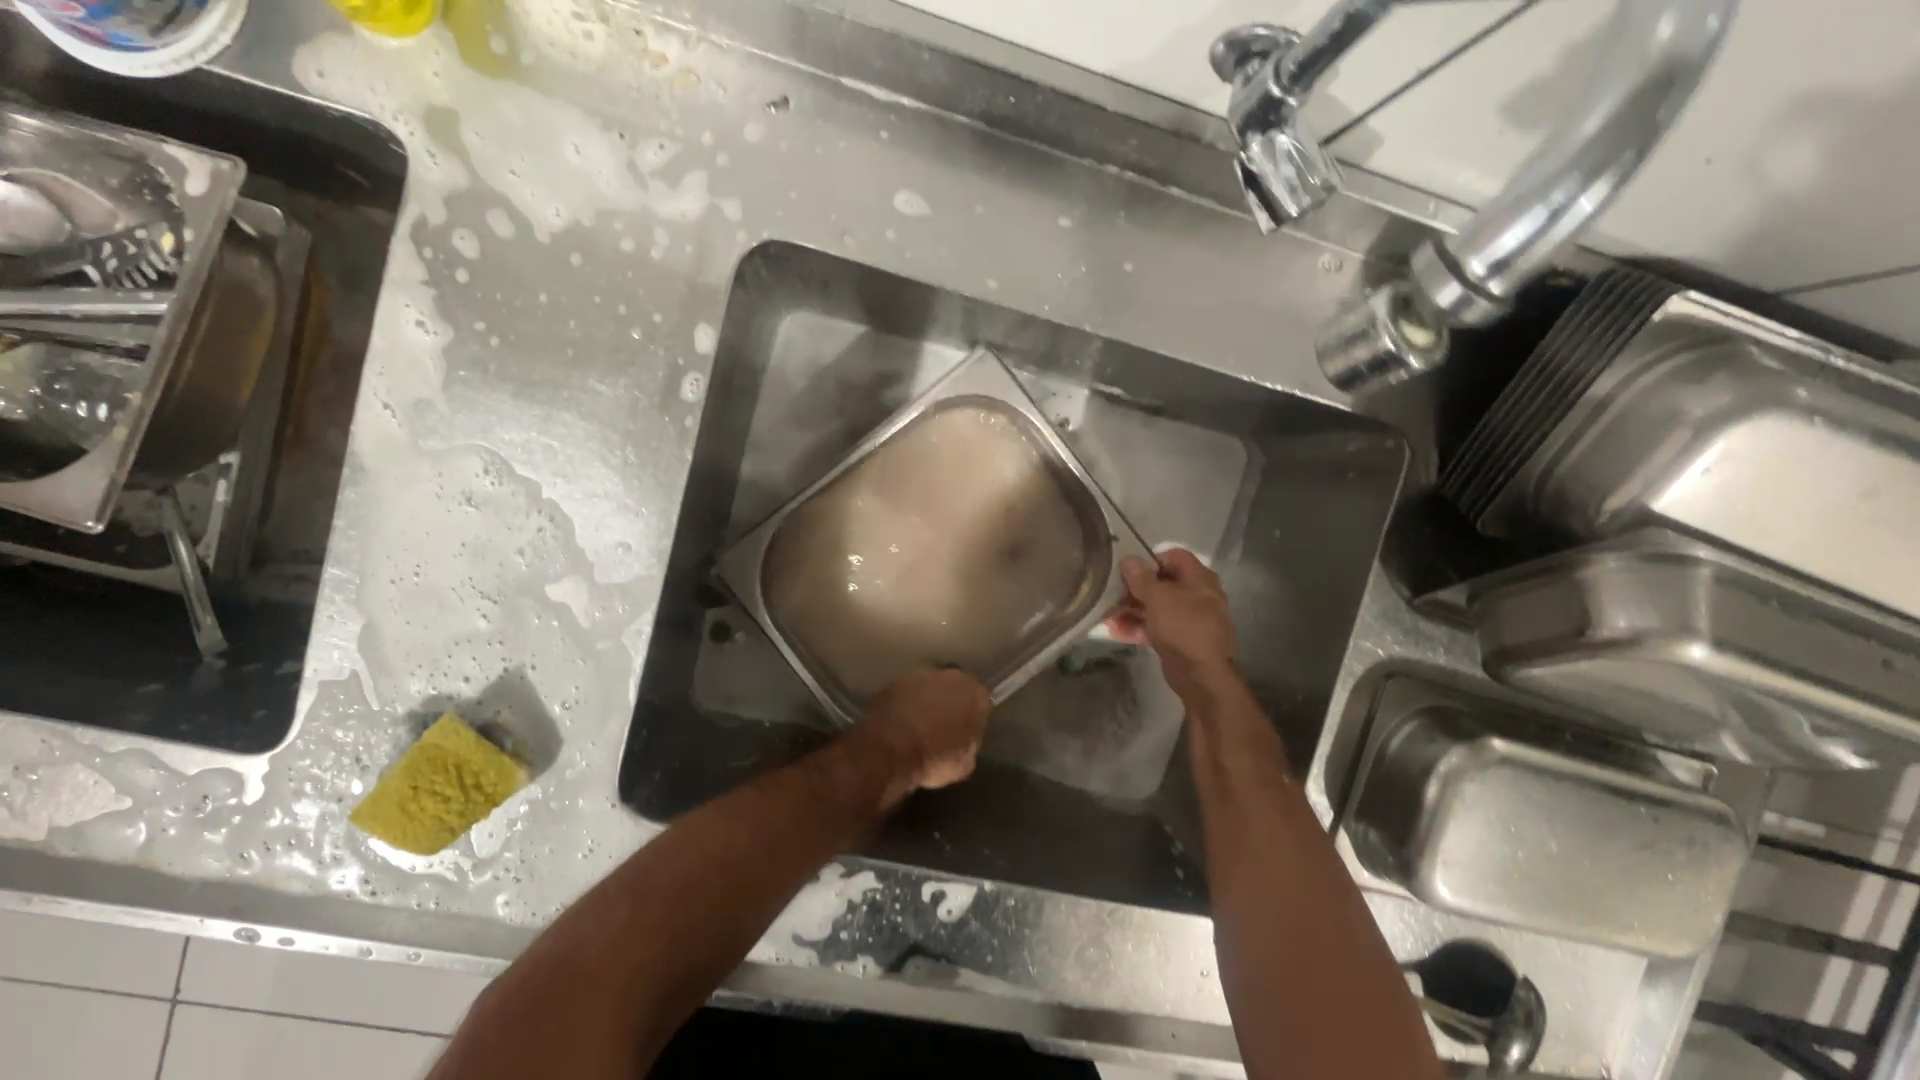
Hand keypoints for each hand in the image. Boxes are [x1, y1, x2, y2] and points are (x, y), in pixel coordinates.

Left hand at [851, 668, 991, 797]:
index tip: (965, 733)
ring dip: (925, 701)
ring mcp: (919, 674)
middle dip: (949, 703)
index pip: (981, 702)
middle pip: (954, 688)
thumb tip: (963, 744)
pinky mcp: (892, 681)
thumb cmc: (935, 758)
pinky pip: (904, 693)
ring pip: (928, 687)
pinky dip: (903, 704)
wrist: (890, 749)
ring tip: (916, 725)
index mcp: (975, 693)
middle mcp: (950, 675)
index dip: (973, 719)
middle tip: (941, 727)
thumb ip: (969, 746)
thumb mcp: (964, 765)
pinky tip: (898, 723)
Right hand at [1106, 548, 1238, 691]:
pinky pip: (1158, 627)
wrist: (1202, 675)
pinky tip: (1116, 632)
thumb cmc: (1182, 627)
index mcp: (1199, 578)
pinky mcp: (1181, 639)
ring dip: (1132, 610)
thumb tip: (1128, 559)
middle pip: (1162, 583)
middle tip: (1113, 595)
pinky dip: (1139, 627)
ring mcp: (1190, 618)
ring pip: (1157, 607)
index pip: (1173, 556)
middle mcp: (1198, 595)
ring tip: (1108, 617)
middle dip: (1135, 589)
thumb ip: (1141, 578)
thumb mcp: (1158, 598)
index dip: (1149, 560)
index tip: (1127, 570)